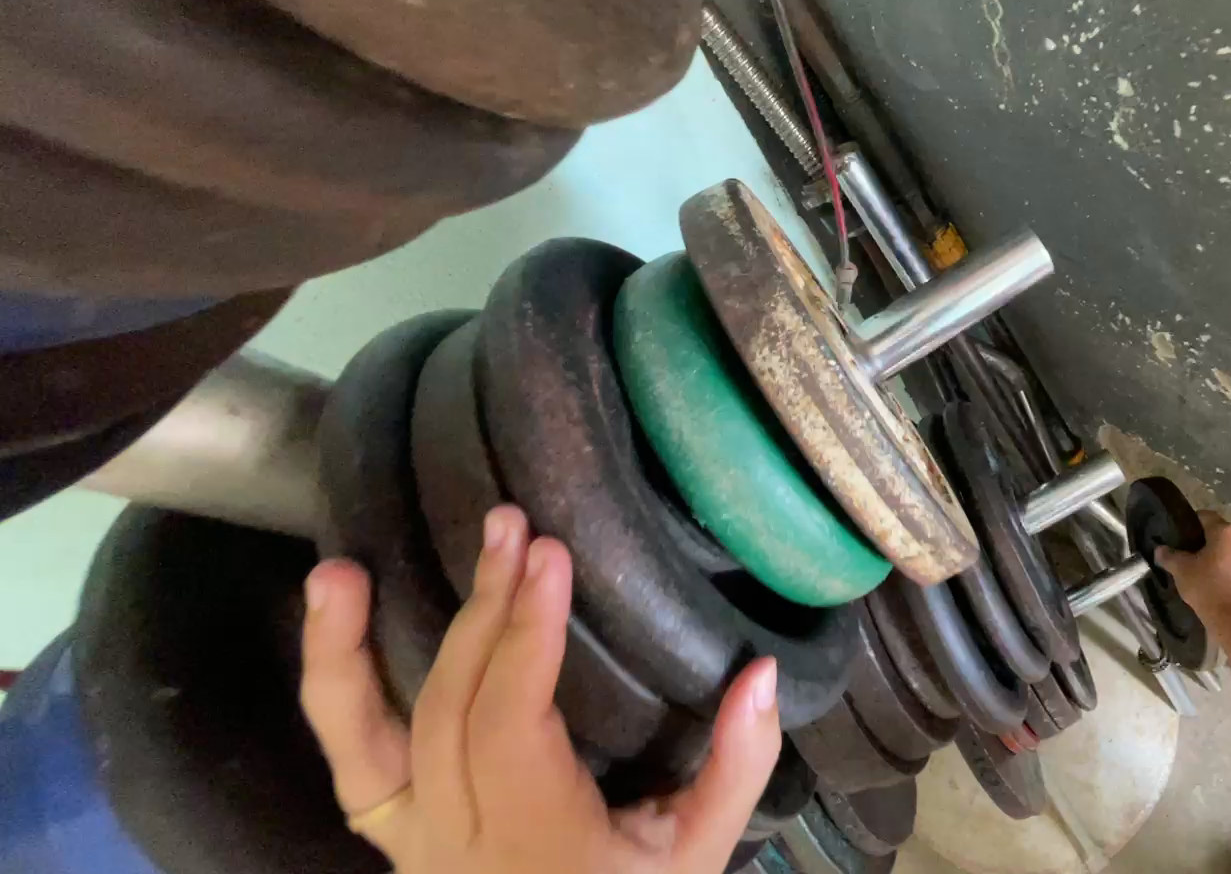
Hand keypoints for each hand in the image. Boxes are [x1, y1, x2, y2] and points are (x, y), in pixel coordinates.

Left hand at [299, 505, 781, 873]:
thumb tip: (762, 671)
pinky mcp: (402, 833)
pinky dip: (335, 689)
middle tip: (511, 527)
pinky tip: (329, 620)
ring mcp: (413, 843)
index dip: (526, 637)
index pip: (509, 724)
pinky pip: (354, 762)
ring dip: (352, 650)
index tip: (549, 555)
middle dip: (484, 610)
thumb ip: (739, 765)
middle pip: (451, 710)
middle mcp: (453, 844)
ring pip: (367, 742)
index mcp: (533, 841)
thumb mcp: (702, 853)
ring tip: (342, 570)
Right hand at [1154, 511, 1230, 621]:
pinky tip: (1226, 584)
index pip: (1206, 516)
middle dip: (1210, 542)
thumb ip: (1168, 555)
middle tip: (1195, 557)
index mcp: (1224, 531)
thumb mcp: (1180, 569)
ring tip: (1212, 573)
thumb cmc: (1205, 586)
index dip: (1193, 523)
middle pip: (1223, 534)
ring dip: (1225, 556)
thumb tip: (1159, 549)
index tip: (1184, 536)